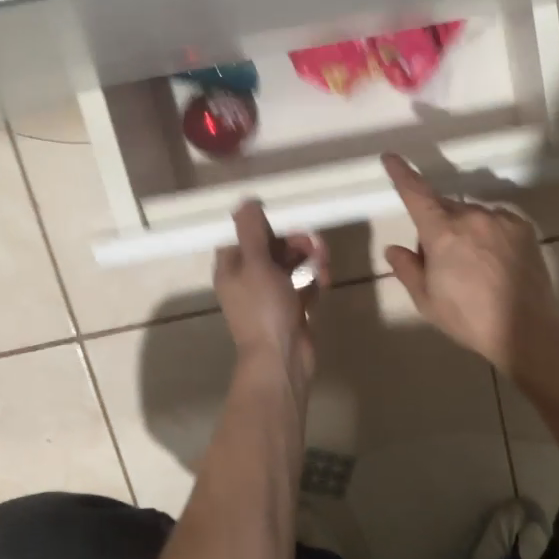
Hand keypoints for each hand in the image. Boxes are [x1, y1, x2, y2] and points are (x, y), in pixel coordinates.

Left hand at [213, 201, 326, 384]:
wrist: (282, 357)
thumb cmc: (264, 309)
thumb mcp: (256, 264)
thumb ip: (252, 231)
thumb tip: (247, 201)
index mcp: (232, 268)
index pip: (245, 236)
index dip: (266, 227)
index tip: (287, 225)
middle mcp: (249, 280)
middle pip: (272, 249)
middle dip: (295, 243)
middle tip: (314, 245)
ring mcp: (271, 296)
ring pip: (291, 266)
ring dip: (309, 259)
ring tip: (325, 264)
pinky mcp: (292, 309)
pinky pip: (304, 286)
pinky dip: (315, 281)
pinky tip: (325, 282)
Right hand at [381, 154, 558, 376]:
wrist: (525, 328)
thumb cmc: (469, 318)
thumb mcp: (427, 301)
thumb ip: (408, 269)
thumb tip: (395, 249)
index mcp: (442, 232)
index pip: (416, 194)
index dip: (401, 174)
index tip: (391, 157)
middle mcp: (471, 216)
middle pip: (445, 209)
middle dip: (438, 227)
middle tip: (443, 263)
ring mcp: (500, 220)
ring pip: (473, 216)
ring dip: (467, 231)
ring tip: (475, 268)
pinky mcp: (523, 228)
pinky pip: (497, 222)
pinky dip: (490, 235)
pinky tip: (496, 264)